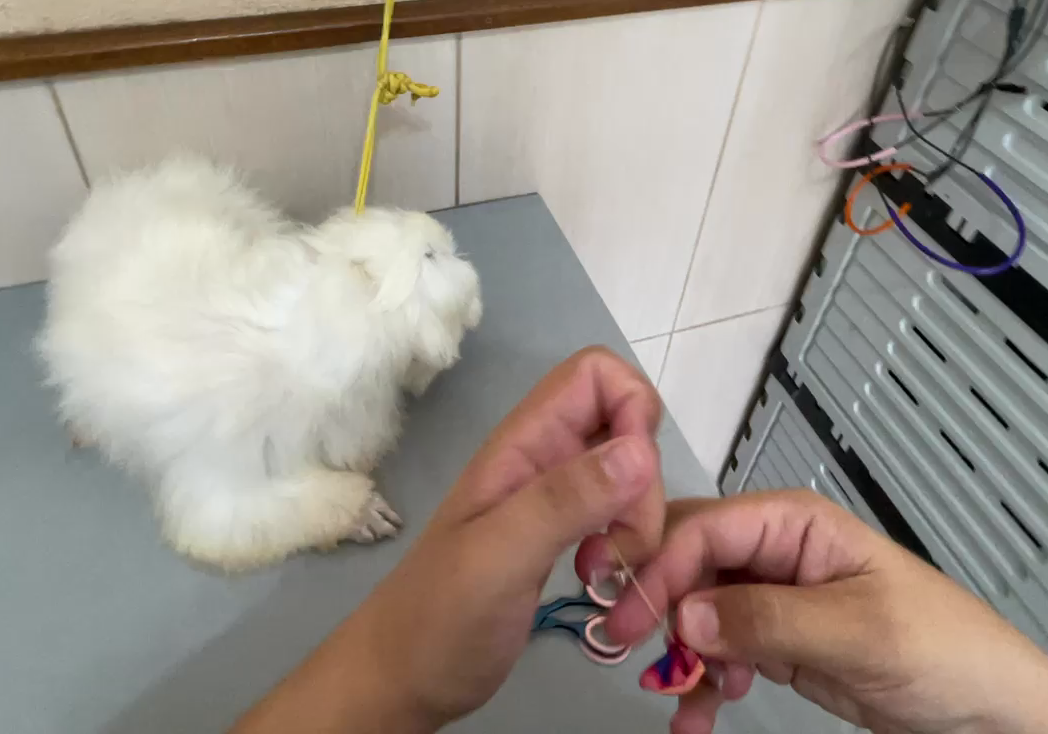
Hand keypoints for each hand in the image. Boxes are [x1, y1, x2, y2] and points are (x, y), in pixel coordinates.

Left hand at [231, 347, 665, 733]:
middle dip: (642, 482)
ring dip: (639, 519)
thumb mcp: (500, 554)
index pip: (595, 373)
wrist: (404, 675)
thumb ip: (565, 499)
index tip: (637, 476)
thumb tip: (640, 448)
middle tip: (619, 547)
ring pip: (629, 471)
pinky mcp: (566, 529)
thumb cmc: (441, 613)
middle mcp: (547, 453)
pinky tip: (604, 575)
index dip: (632, 405)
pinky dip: (630, 539)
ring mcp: (557, 492)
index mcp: (525, 439)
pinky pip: (619, 510)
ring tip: (605, 569)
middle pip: (625, 424)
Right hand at [595, 490, 1047, 733]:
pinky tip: (695, 717)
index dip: (661, 566)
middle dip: (657, 603)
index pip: (705, 528)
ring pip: (695, 608)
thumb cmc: (943, 649)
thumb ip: (767, 618)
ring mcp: (768, 597)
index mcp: (789, 521)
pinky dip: (702, 682)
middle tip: (625, 648)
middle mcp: (770, 549)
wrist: (995, 716)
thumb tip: (683, 616)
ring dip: (677, 651)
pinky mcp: (773, 640)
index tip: (630, 618)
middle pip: (689, 560)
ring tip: (675, 698)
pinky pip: (718, 651)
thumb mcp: (858, 630)